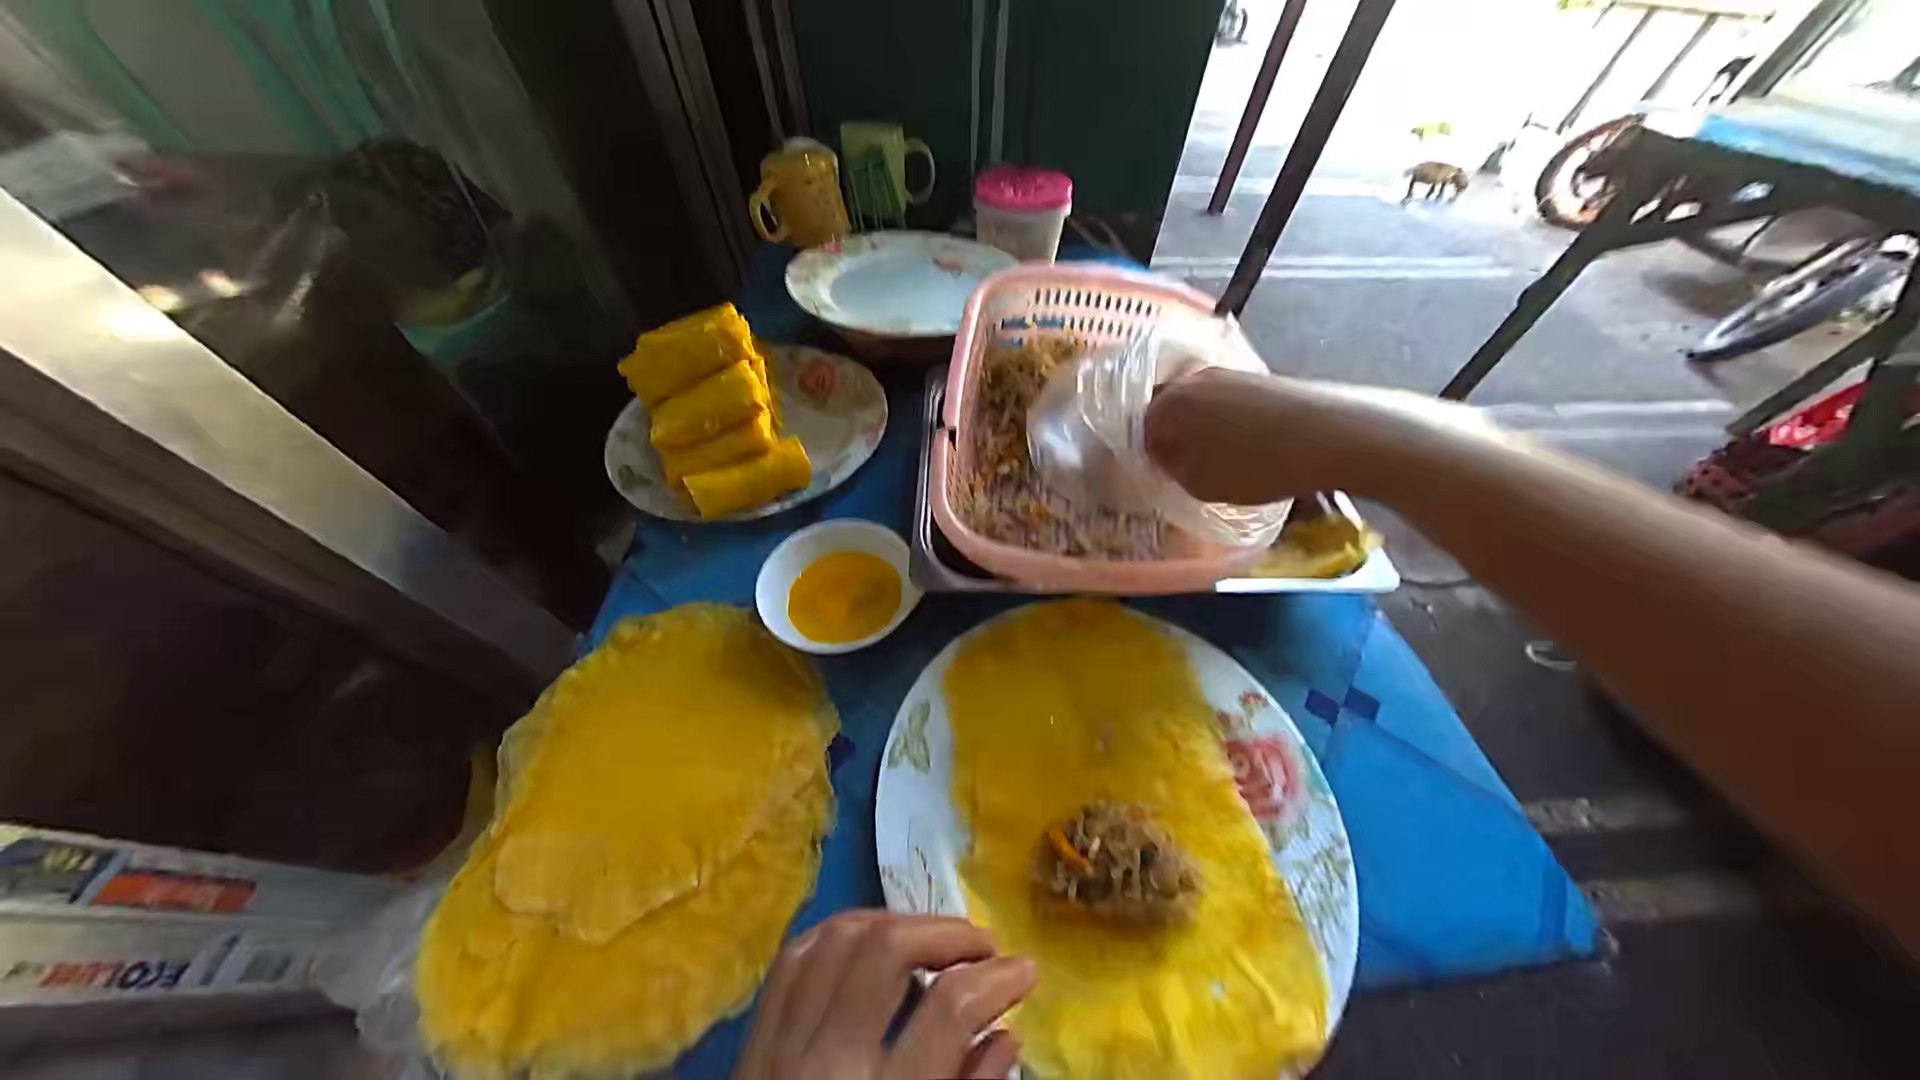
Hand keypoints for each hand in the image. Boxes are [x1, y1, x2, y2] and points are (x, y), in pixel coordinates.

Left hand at [732, 911, 1035, 1079]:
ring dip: (894, 922)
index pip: (949, 1011)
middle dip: (944, 932)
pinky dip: (837, 935)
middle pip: (887, 951)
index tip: (1024, 968)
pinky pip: (794, 959)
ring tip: (931, 936)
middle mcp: (829, 1067)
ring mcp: (782, 1049)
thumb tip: (1006, 1033)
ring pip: (838, 939)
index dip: (997, 979)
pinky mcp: (753, 1044)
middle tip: (980, 944)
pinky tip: (869, 939)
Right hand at [1144, 368, 1505, 504]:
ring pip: (1198, 404)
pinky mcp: (1261, 379)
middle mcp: (1195, 378)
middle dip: (1171, 437)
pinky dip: (1227, 424)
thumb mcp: (1199, 484)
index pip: (1139, 427)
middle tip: (1183, 468)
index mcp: (1170, 402)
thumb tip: (1164, 456)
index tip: (1159, 475)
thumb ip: (1171, 469)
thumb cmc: (1257, 465)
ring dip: (1200, 430)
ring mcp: (1231, 374)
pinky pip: (1226, 403)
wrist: (1338, 435)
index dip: (1146, 454)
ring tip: (1217, 460)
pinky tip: (1245, 446)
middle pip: (1167, 409)